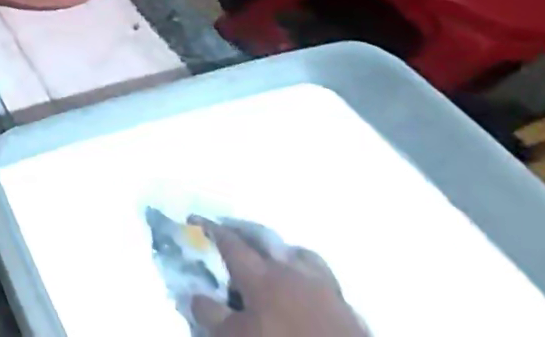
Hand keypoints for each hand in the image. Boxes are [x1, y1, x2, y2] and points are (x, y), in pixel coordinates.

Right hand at [190, 220, 367, 336]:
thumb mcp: (233, 336)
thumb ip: (210, 312)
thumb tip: (195, 294)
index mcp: (261, 274)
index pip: (229, 241)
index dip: (208, 227)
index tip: (193, 220)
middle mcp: (292, 273)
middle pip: (267, 239)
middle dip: (245, 232)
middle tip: (231, 232)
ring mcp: (327, 291)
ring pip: (303, 257)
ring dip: (285, 254)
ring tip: (275, 262)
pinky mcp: (352, 315)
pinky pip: (327, 286)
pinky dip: (312, 283)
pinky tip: (307, 296)